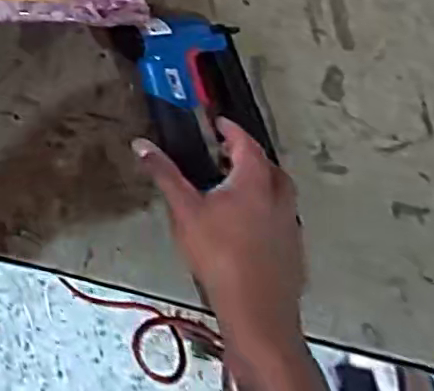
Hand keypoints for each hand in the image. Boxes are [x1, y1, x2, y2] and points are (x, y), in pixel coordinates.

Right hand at [136, 118, 305, 343]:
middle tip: (227, 152)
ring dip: (262, 183)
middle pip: (272, 170)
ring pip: (281, 196)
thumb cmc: (218, 252)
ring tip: (233, 185)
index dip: (233, 131)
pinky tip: (244, 223)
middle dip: (252, 156)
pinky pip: (281, 219)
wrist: (256, 311)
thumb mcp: (183, 208)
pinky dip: (265, 209)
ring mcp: (289, 229)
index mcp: (254, 185)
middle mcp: (278, 202)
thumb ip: (164, 173)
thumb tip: (142, 144)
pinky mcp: (292, 254)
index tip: (219, 122)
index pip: (248, 146)